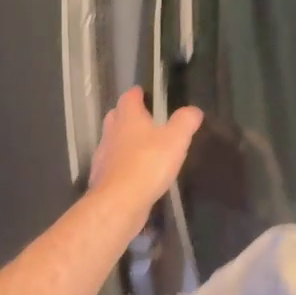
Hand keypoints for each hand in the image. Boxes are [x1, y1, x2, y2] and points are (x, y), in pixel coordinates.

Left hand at [88, 88, 201, 207]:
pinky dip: (121, 163)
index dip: (137, 93)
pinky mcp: (101, 177)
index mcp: (128, 117)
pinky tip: (133, 172)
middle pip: (116, 116)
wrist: (119, 202)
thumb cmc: (148, 163)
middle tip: (143, 119)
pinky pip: (112, 164)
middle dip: (127, 115)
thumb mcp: (175, 140)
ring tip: (141, 146)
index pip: (129, 97)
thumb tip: (194, 110)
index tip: (144, 93)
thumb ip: (185, 122)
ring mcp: (103, 155)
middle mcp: (111, 131)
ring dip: (124, 140)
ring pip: (112, 140)